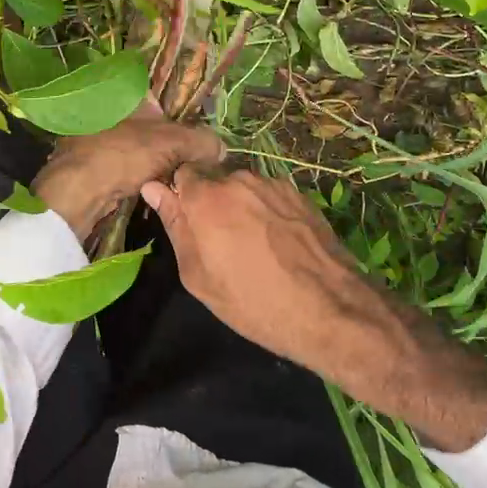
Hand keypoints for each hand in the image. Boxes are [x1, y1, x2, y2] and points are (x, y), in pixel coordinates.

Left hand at [31, 96, 221, 240]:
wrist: (79, 189)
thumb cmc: (123, 154)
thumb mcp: (171, 143)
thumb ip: (200, 141)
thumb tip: (221, 147)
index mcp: (125, 97)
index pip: (156, 96)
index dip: (175, 111)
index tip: (195, 132)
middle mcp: (108, 111)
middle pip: (148, 124)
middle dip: (168, 141)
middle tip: (194, 158)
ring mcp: (97, 137)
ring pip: (137, 147)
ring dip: (156, 161)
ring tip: (180, 175)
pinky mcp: (92, 163)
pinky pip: (126, 166)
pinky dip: (141, 174)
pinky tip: (156, 186)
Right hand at [143, 165, 486, 451]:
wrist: (334, 312)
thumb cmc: (255, 303)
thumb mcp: (199, 277)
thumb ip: (175, 226)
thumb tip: (153, 187)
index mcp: (205, 198)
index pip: (179, 175)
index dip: (181, 197)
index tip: (188, 223)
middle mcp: (237, 180)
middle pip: (213, 182)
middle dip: (212, 205)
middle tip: (223, 244)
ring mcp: (272, 185)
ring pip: (243, 190)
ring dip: (242, 209)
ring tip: (257, 248)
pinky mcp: (300, 195)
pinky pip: (270, 197)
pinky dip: (269, 214)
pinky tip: (281, 246)